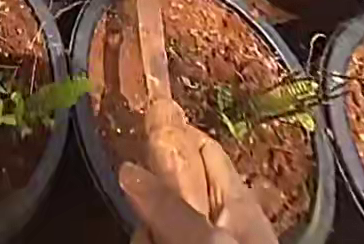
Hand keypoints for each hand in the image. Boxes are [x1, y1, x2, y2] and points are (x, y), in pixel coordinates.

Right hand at [119, 129, 277, 243]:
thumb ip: (170, 206)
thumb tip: (126, 169)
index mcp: (237, 202)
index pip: (201, 148)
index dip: (172, 133)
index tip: (137, 130)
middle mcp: (219, 224)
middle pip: (168, 189)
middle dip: (148, 205)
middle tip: (149, 232)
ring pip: (155, 228)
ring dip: (147, 237)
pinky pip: (154, 243)